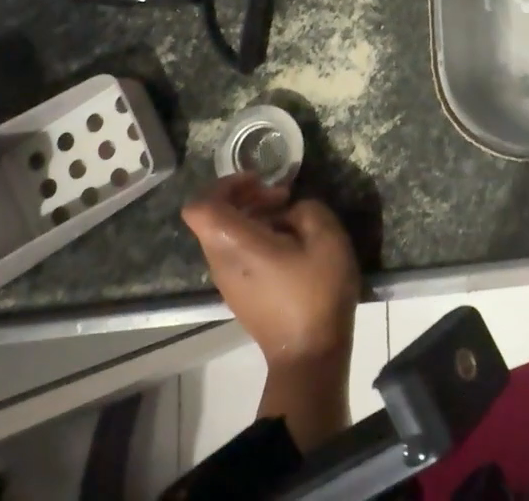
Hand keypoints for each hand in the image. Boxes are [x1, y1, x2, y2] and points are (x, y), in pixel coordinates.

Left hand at [181, 175, 359, 367]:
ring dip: (253, 217)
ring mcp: (225, 279)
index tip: (260, 180)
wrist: (307, 349)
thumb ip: (307, 210)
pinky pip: (235, 253)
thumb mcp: (328, 238)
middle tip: (284, 197)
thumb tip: (290, 211)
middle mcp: (220, 260)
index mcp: (236, 244)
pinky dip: (255, 237)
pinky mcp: (237, 291)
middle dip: (245, 197)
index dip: (225, 184)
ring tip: (293, 220)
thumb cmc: (317, 289)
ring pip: (224, 235)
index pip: (201, 206)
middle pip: (212, 218)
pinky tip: (289, 246)